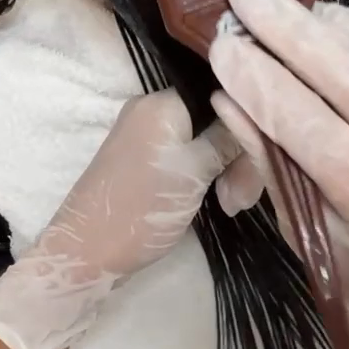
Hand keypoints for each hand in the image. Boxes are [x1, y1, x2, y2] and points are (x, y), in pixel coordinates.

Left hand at [0, 90, 239, 348]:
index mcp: (162, 102)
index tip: (260, 160)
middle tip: (241, 199)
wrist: (88, 254)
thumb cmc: (142, 209)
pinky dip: (205, 179)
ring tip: (231, 207)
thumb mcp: (195, 172)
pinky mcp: (146, 165)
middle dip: (237, 158)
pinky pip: (188, 160)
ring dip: (225, 174)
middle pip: (216, 121)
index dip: (248, 123)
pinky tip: (220, 202)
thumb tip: (252, 106)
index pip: (222, 94)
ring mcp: (148, 139)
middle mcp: (153, 111)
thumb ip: (227, 137)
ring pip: (205, 144)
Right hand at [208, 0, 348, 348]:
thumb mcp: (297, 224)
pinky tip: (328, 18)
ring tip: (280, 6)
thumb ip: (268, 159)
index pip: (319, 137)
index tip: (222, 49)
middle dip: (295, 35)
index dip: (268, 90)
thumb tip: (227, 95)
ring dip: (329, 25)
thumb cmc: (343, 256)